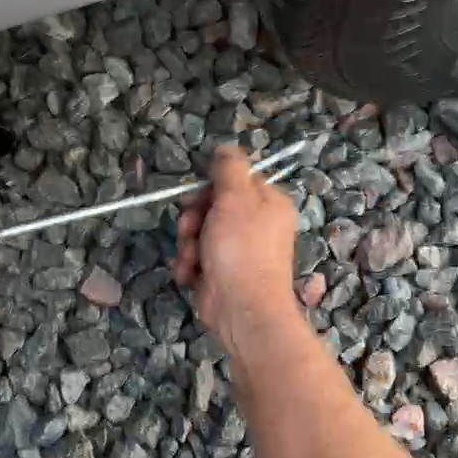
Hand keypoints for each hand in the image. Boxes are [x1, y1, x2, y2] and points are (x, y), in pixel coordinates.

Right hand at [175, 144, 302, 354]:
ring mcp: (239, 252)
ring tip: (192, 258)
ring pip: (200, 233)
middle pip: (213, 206)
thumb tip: (226, 147)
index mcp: (269, 203)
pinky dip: (190, 265)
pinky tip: (191, 274)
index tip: (197, 195)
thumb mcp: (235, 197)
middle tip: (191, 228)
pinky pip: (197, 258)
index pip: (235, 180)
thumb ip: (229, 168)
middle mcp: (257, 225)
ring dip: (188, 244)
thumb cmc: (241, 249)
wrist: (242, 309)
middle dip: (194, 218)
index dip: (211, 186)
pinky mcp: (221, 274)